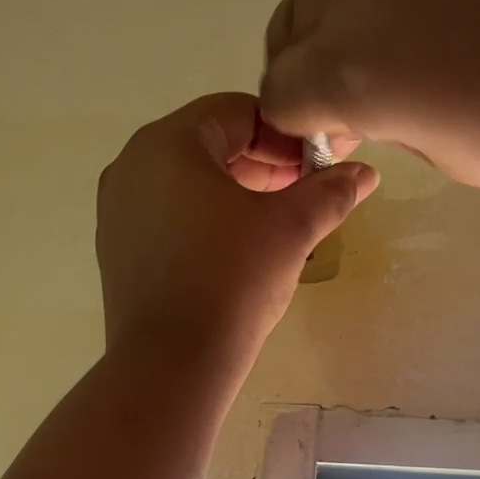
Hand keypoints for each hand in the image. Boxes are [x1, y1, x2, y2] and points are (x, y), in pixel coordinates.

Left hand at [96, 93, 378, 363]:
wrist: (171, 365)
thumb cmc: (232, 281)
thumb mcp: (290, 230)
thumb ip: (328, 193)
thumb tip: (363, 174)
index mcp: (167, 142)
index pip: (237, 113)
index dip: (286, 136)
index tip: (318, 170)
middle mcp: (130, 167)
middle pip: (208, 148)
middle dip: (261, 168)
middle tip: (302, 200)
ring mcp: (116, 214)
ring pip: (186, 188)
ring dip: (234, 200)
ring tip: (273, 232)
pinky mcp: (116, 256)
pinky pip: (166, 223)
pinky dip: (202, 228)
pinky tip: (233, 260)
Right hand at [260, 0, 479, 193]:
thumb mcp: (444, 151)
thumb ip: (383, 117)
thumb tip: (360, 105)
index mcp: (352, 71)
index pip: (279, 92)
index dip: (300, 122)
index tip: (337, 133)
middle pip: (292, 21)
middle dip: (311, 61)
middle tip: (364, 88)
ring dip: (348, 17)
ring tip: (404, 45)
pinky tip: (443, 16)